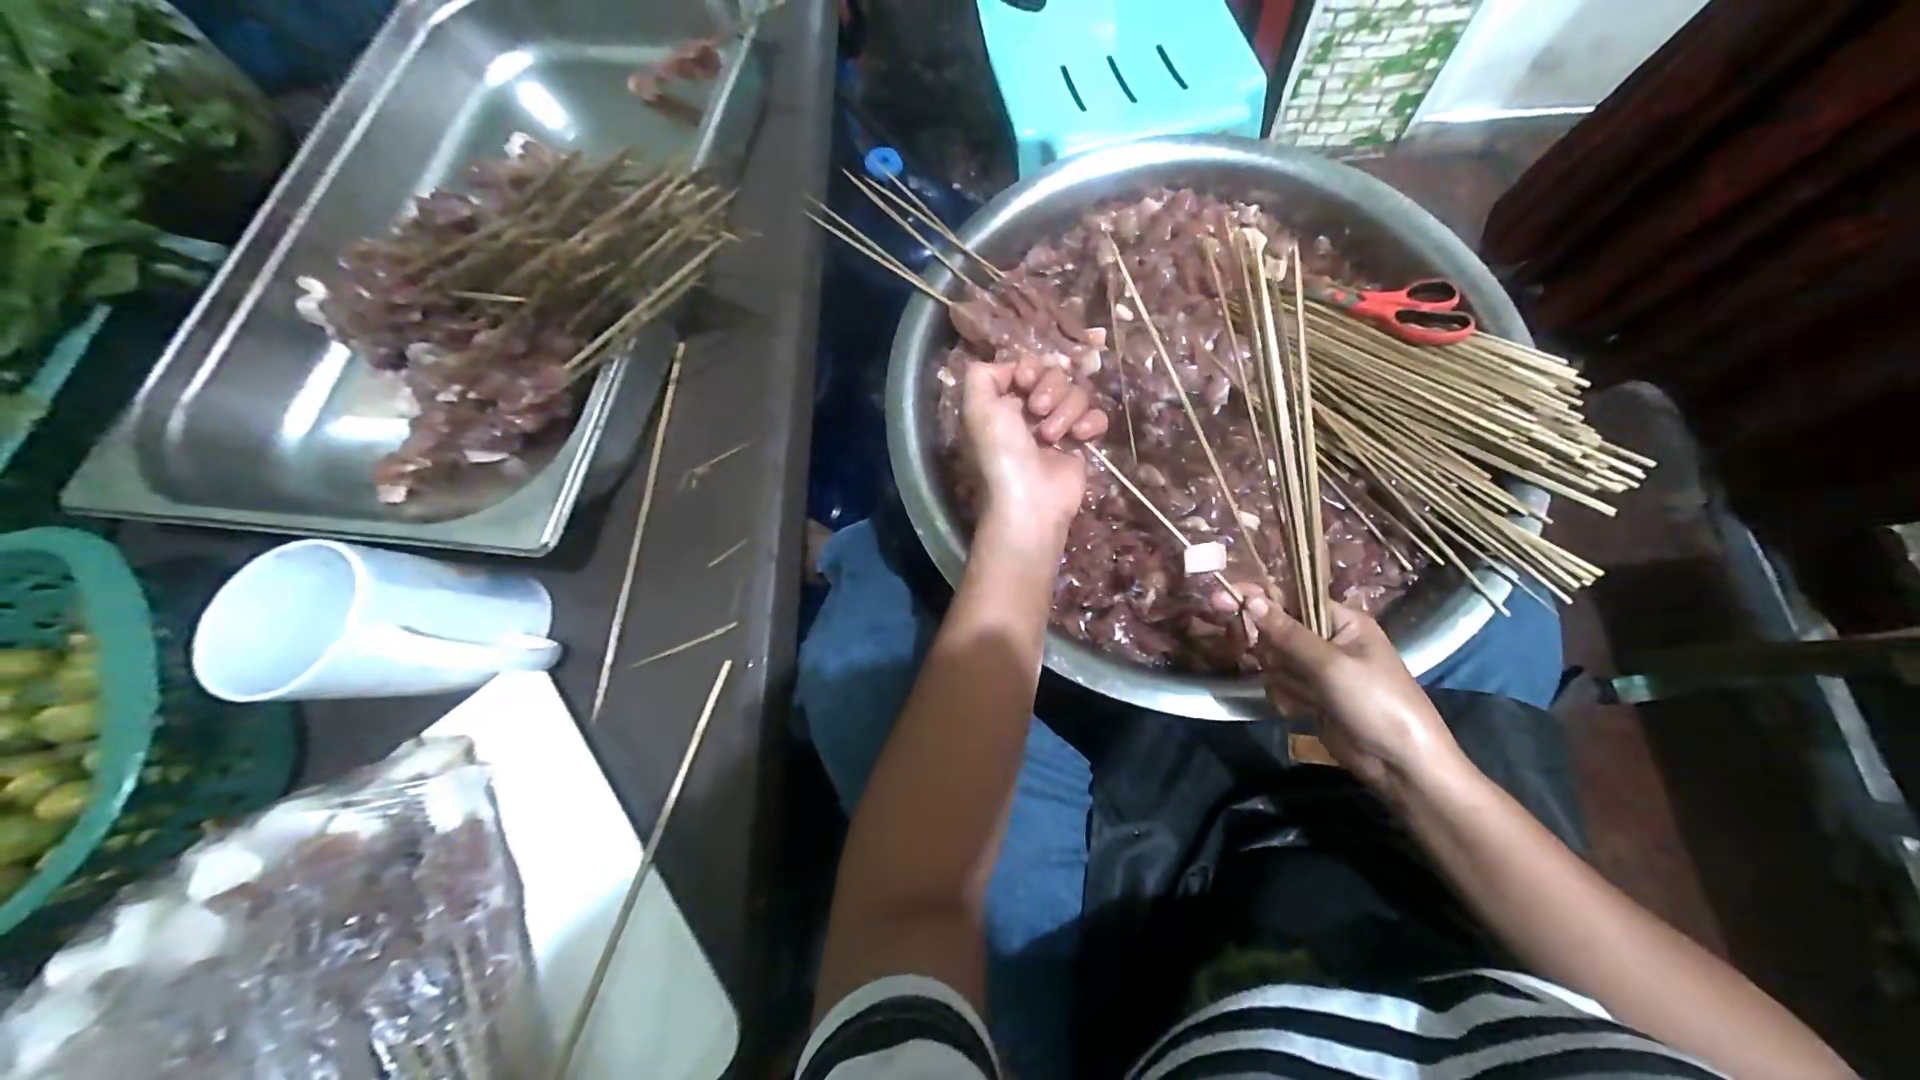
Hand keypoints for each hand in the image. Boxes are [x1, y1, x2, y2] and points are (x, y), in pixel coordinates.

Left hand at [962, 361, 1107, 539]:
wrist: (1030, 500)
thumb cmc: (1001, 452)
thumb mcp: (977, 408)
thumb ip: (982, 375)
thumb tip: (1012, 368)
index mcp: (1004, 402)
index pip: (1029, 366)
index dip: (1031, 369)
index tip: (1026, 382)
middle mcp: (1030, 412)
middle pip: (1056, 375)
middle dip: (1050, 390)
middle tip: (1038, 413)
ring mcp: (1058, 427)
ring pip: (1078, 394)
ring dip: (1066, 411)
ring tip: (1051, 438)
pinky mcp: (1081, 444)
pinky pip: (1097, 416)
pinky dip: (1092, 423)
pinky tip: (1080, 438)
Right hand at [1222, 592, 1466, 793]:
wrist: (1400, 764)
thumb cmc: (1375, 703)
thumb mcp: (1330, 664)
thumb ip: (1287, 633)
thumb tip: (1250, 598)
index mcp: (1343, 621)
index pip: (1291, 598)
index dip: (1256, 598)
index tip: (1221, 598)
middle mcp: (1329, 638)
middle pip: (1276, 628)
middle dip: (1268, 645)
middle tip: (1256, 654)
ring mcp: (1319, 668)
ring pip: (1274, 658)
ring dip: (1281, 676)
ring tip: (1305, 695)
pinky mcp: (1311, 694)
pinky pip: (1280, 683)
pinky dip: (1284, 694)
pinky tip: (1300, 709)